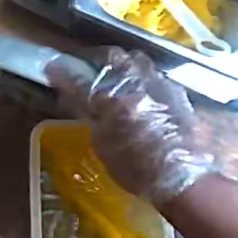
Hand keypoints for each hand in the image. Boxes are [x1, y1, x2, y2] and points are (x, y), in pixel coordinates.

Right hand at [48, 48, 237, 209]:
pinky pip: (153, 73)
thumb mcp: (103, 144)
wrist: (185, 181)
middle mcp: (136, 84)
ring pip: (135, 59)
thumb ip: (90, 114)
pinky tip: (138, 90)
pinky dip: (140, 76)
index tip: (51, 69)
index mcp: (113, 100)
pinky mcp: (175, 91)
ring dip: (120, 64)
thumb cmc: (137, 169)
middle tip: (85, 69)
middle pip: (111, 56)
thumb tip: (75, 97)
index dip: (62, 73)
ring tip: (113, 76)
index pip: (79, 78)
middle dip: (94, 59)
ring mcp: (158, 84)